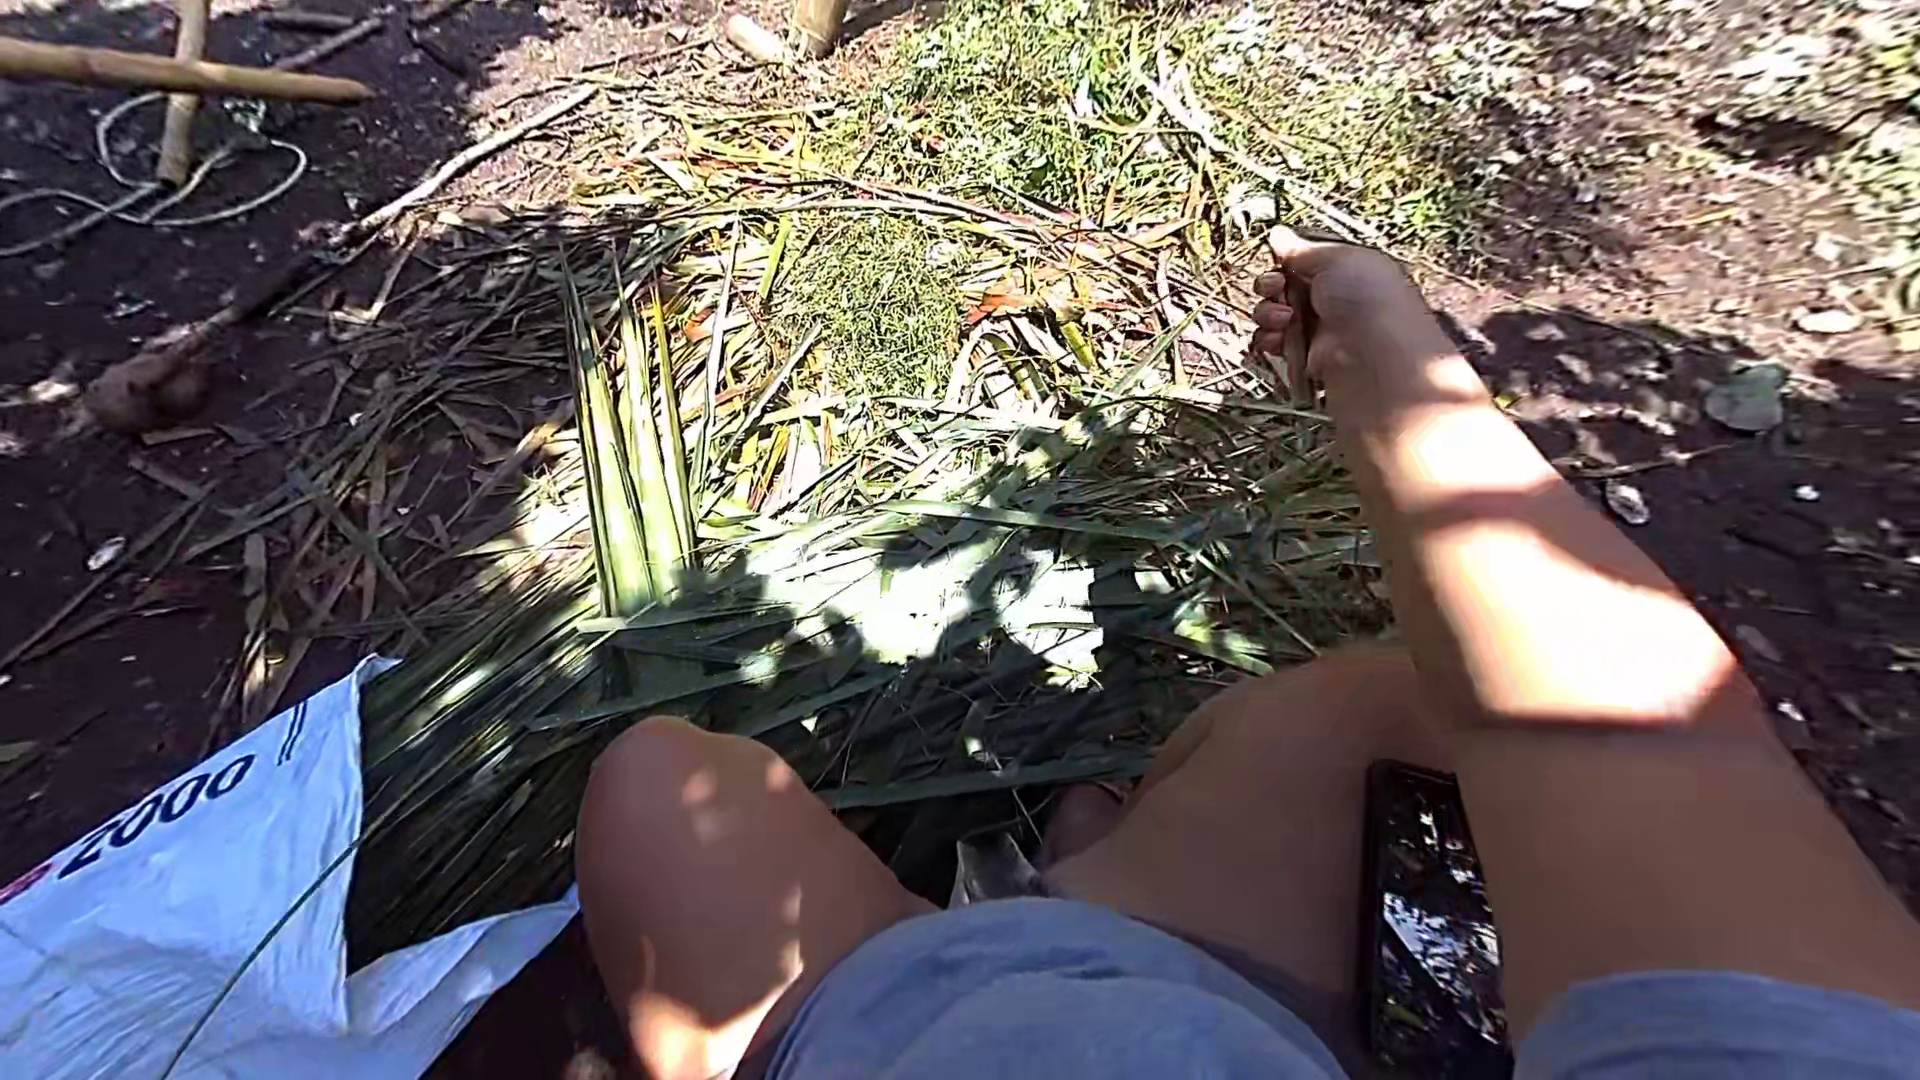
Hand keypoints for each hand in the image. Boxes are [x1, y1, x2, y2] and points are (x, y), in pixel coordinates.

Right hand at [1249, 227, 1468, 414]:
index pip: (1297, 261)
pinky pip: (1269, 342)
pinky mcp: (1299, 354)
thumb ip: (1303, 249)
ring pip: (1269, 314)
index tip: (1278, 265)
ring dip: (1267, 314)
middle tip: (1276, 291)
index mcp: (1339, 269)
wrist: (1370, 352)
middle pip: (1277, 287)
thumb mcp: (1338, 258)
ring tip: (1284, 320)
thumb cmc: (1366, 298)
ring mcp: (1310, 327)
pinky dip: (1267, 340)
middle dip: (1269, 287)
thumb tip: (1277, 234)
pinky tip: (1278, 339)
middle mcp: (1324, 298)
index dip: (1281, 262)